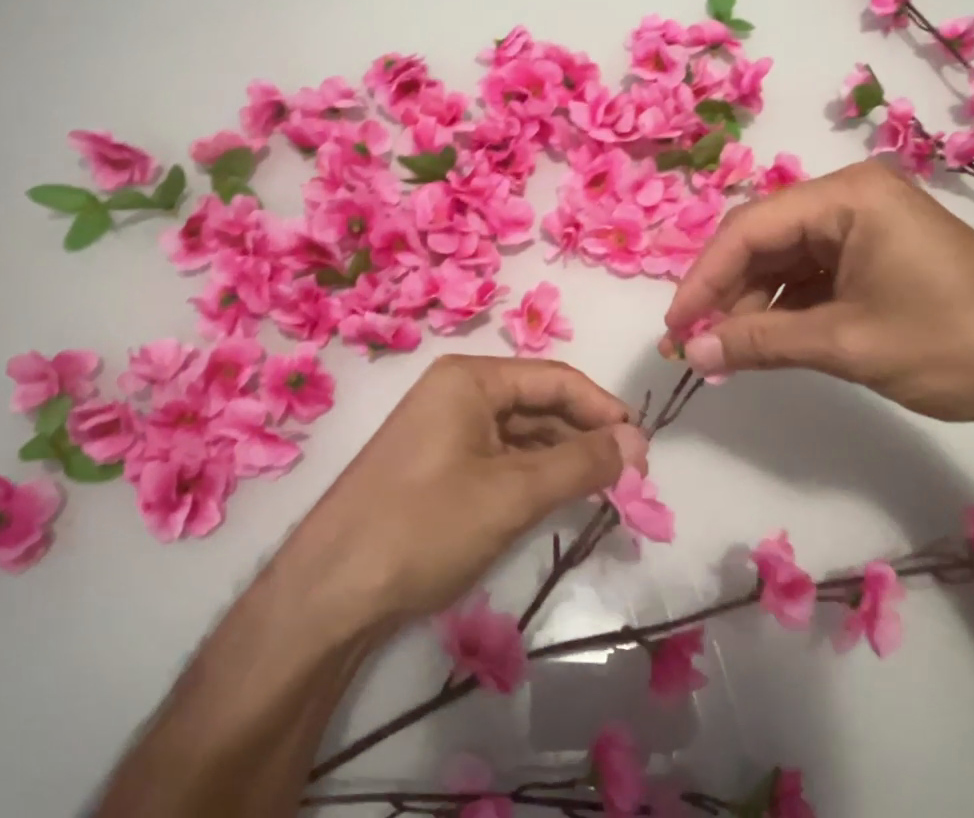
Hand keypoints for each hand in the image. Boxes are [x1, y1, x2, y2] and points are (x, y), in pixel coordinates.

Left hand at [295, 355, 646, 625]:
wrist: (330, 594)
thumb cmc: (425, 527)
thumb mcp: (514, 493)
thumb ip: (582, 463)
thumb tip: (639, 441)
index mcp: (469, 379)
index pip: (557, 379)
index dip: (605, 411)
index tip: (643, 451)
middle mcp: (455, 395)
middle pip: (539, 405)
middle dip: (585, 438)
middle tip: (629, 481)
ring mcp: (442, 434)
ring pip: (521, 436)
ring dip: (562, 461)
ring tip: (601, 495)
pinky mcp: (435, 471)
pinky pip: (498, 462)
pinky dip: (532, 479)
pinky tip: (555, 504)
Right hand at [662, 160, 973, 423]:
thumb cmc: (952, 342)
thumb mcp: (847, 344)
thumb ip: (761, 342)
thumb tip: (692, 354)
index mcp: (848, 196)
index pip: (750, 228)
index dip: (703, 278)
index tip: (674, 328)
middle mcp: (853, 199)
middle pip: (765, 239)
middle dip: (727, 292)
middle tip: (697, 346)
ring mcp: (868, 228)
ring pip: (786, 260)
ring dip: (754, 304)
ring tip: (728, 353)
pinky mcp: (879, 257)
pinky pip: (814, 276)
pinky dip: (787, 309)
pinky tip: (767, 342)